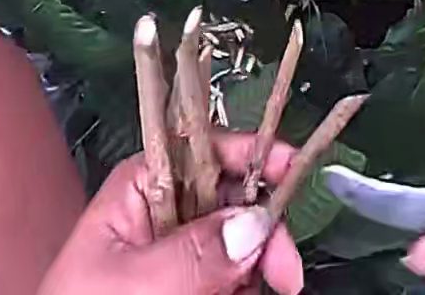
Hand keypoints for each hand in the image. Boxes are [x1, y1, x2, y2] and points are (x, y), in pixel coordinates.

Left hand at [36, 129, 305, 294]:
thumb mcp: (131, 286)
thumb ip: (192, 255)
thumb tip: (254, 224)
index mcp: (146, 182)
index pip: (208, 144)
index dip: (253, 151)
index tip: (293, 169)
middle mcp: (168, 203)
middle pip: (235, 192)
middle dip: (263, 226)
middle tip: (285, 273)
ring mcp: (181, 243)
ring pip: (241, 235)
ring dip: (254, 264)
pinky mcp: (190, 278)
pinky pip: (233, 271)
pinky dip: (244, 285)